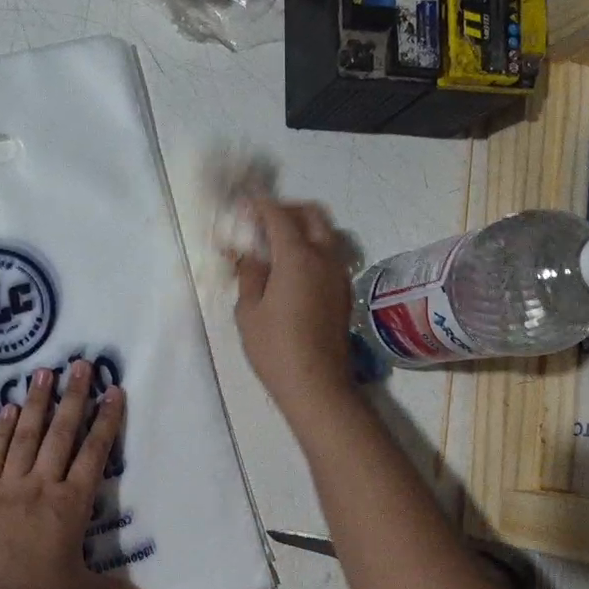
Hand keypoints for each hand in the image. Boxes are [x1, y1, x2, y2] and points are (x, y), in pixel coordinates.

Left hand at [0, 362, 149, 588]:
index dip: (106, 420)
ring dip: (36, 403)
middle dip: (74, 397)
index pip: (94, 453)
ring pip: (26, 436)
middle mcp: (43, 486)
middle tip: (80, 365)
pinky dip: (0, 431)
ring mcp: (9, 487)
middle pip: (62, 433)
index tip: (113, 391)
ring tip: (42, 374)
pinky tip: (5, 409)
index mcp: (72, 505)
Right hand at [234, 199, 357, 417]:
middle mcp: (324, 258)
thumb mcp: (248, 311)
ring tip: (276, 246)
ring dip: (302, 229)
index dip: (260, 205)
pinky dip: (311, 250)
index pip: (278, 216)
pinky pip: (330, 255)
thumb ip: (250, 274)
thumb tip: (252, 255)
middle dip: (287, 210)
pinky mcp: (343, 292)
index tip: (244, 203)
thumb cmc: (275, 349)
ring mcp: (339, 274)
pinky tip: (291, 271)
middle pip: (312, 214)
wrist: (317, 385)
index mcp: (297, 257)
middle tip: (264, 222)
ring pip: (326, 234)